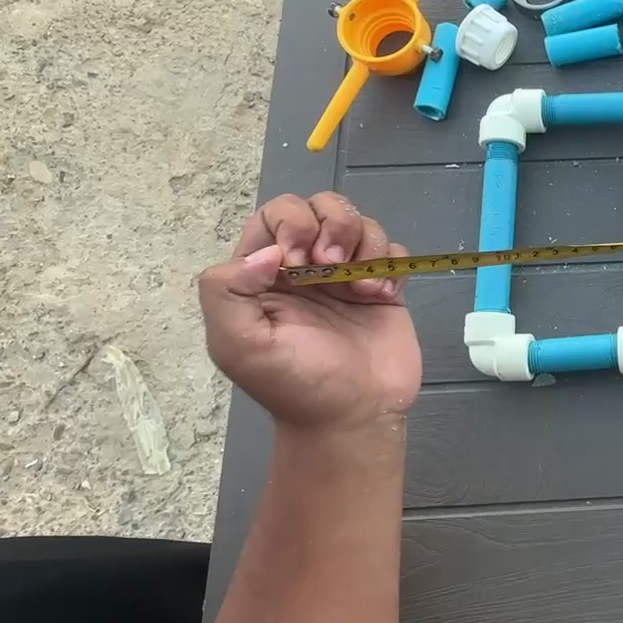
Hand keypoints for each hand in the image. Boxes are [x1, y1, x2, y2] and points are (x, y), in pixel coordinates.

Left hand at [198, 193, 422, 431]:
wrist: (355, 415)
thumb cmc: (296, 383)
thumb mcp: (238, 344)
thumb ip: (228, 291)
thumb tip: (268, 252)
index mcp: (264, 275)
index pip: (273, 216)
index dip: (290, 223)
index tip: (299, 260)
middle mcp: (307, 268)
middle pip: (320, 207)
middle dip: (332, 224)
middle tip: (332, 266)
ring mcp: (349, 276)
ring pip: (361, 223)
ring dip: (365, 242)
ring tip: (363, 286)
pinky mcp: (386, 288)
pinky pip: (395, 251)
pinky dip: (392, 264)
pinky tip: (384, 296)